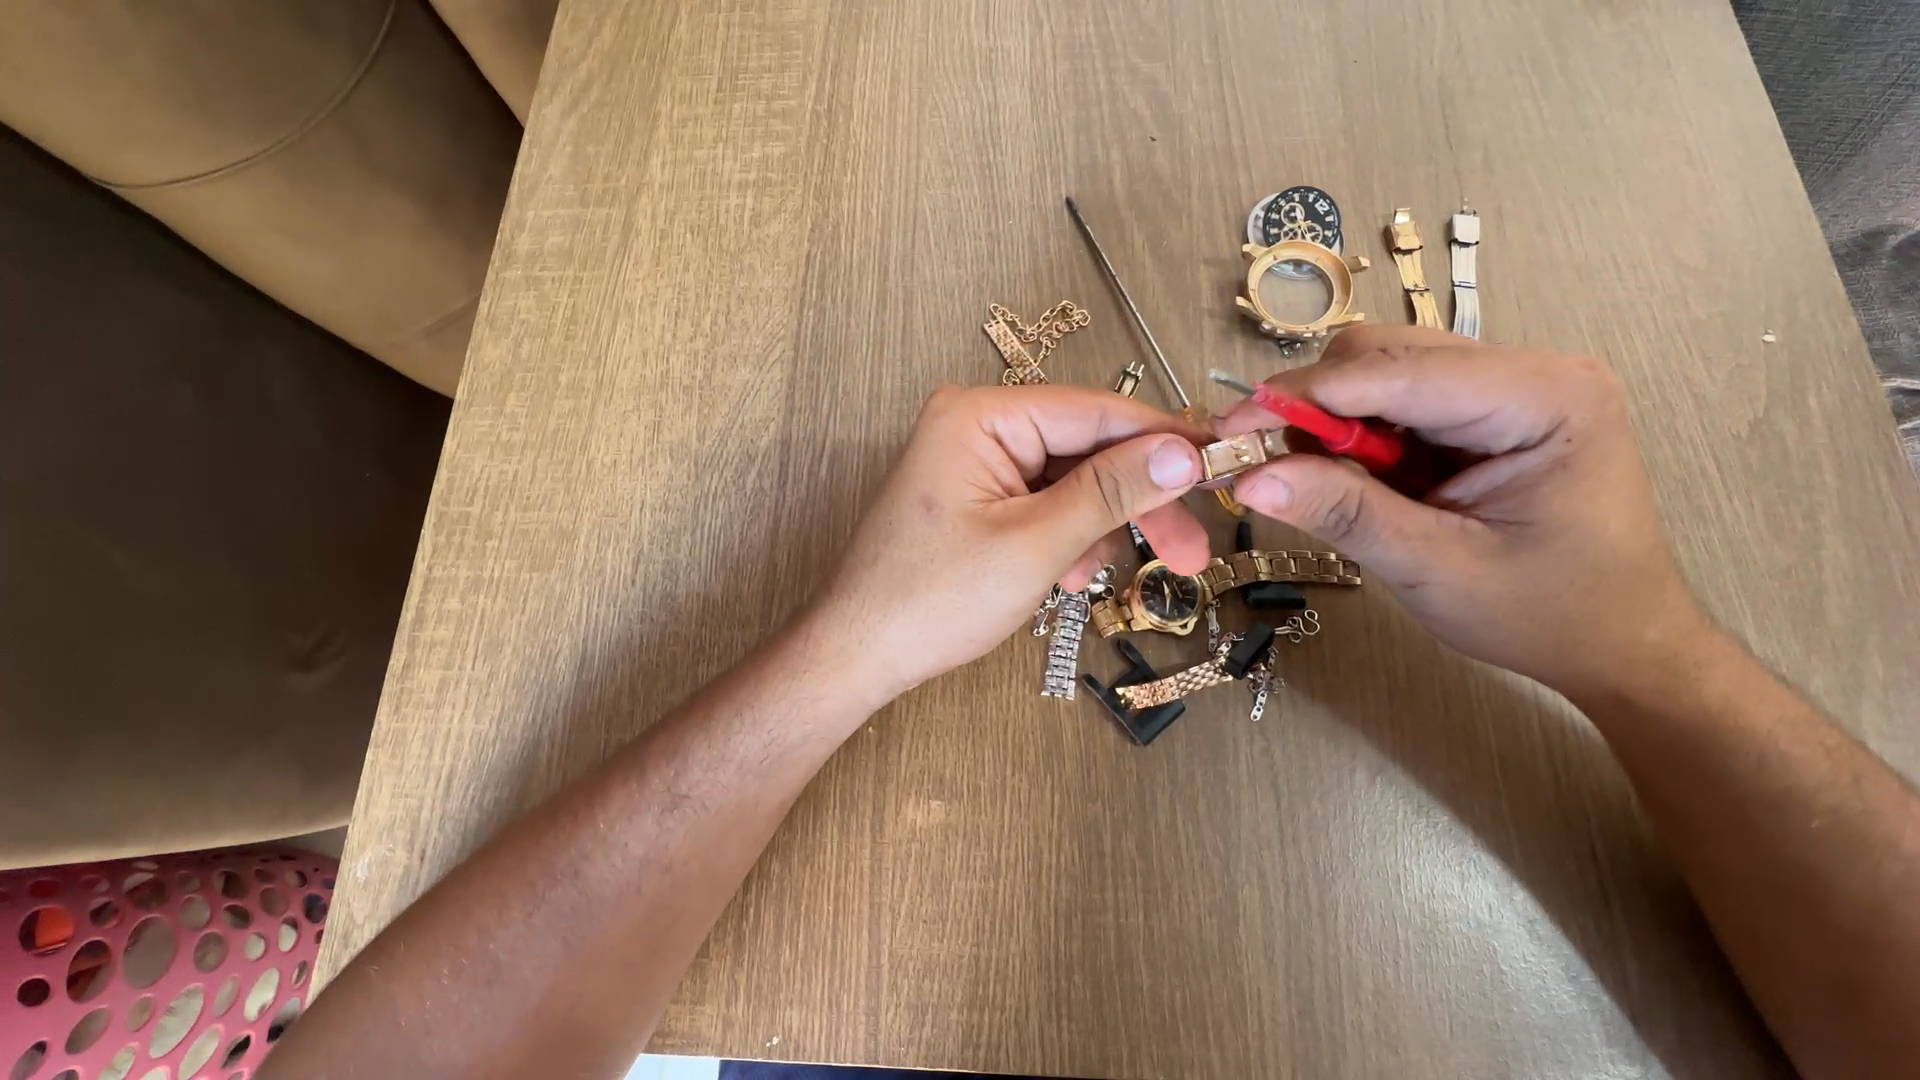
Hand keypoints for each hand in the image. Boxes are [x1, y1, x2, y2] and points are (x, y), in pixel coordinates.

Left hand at [809, 384, 1211, 700]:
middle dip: (1137, 500)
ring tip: (1089, 577)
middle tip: (1191, 550)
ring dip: (1099, 526)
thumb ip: (1112, 492)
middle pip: (1087, 447)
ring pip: (1072, 480)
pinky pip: (1044, 502)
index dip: (1164, 440)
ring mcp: (975, 460)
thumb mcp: (1035, 544)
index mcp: (981, 414)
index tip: (1223, 467)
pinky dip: (1068, 536)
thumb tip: (1184, 454)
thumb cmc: (935, 600)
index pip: (1096, 411)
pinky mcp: (977, 495)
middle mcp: (977, 424)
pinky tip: (1066, 575)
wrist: (861, 654)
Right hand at [1217, 326, 1705, 696]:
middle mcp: (1530, 370)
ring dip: (1328, 421)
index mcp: (1543, 397)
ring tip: (1313, 482)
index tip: (1226, 433)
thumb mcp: (1434, 569)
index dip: (1300, 397)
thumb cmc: (1544, 613)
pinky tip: (1351, 478)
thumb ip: (1344, 514)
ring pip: (1378, 370)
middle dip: (1312, 406)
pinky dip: (1351, 434)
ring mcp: (1507, 385)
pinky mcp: (1482, 409)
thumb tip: (1249, 479)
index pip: (1393, 371)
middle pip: (1382, 353)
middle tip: (1266, 468)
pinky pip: (1391, 399)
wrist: (1617, 640)